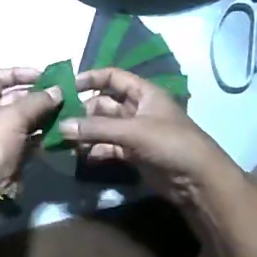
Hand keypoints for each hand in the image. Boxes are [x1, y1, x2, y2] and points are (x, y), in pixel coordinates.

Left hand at [0, 68, 62, 190]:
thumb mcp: (14, 115)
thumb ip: (39, 100)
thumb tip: (58, 91)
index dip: (19, 72)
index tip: (44, 76)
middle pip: (14, 97)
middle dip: (38, 95)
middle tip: (62, 94)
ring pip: (25, 118)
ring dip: (45, 114)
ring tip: (67, 109)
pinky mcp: (12, 152)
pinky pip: (31, 136)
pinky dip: (45, 132)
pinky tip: (62, 129)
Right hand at [62, 68, 236, 205]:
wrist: (197, 179)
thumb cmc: (170, 143)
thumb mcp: (133, 131)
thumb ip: (97, 128)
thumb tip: (62, 126)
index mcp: (144, 93)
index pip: (113, 77)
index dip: (91, 78)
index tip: (67, 87)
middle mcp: (139, 109)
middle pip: (105, 104)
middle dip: (83, 112)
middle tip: (59, 122)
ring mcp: (136, 132)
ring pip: (105, 127)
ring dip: (87, 133)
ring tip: (64, 142)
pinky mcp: (134, 154)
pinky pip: (109, 147)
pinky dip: (96, 150)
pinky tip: (81, 156)